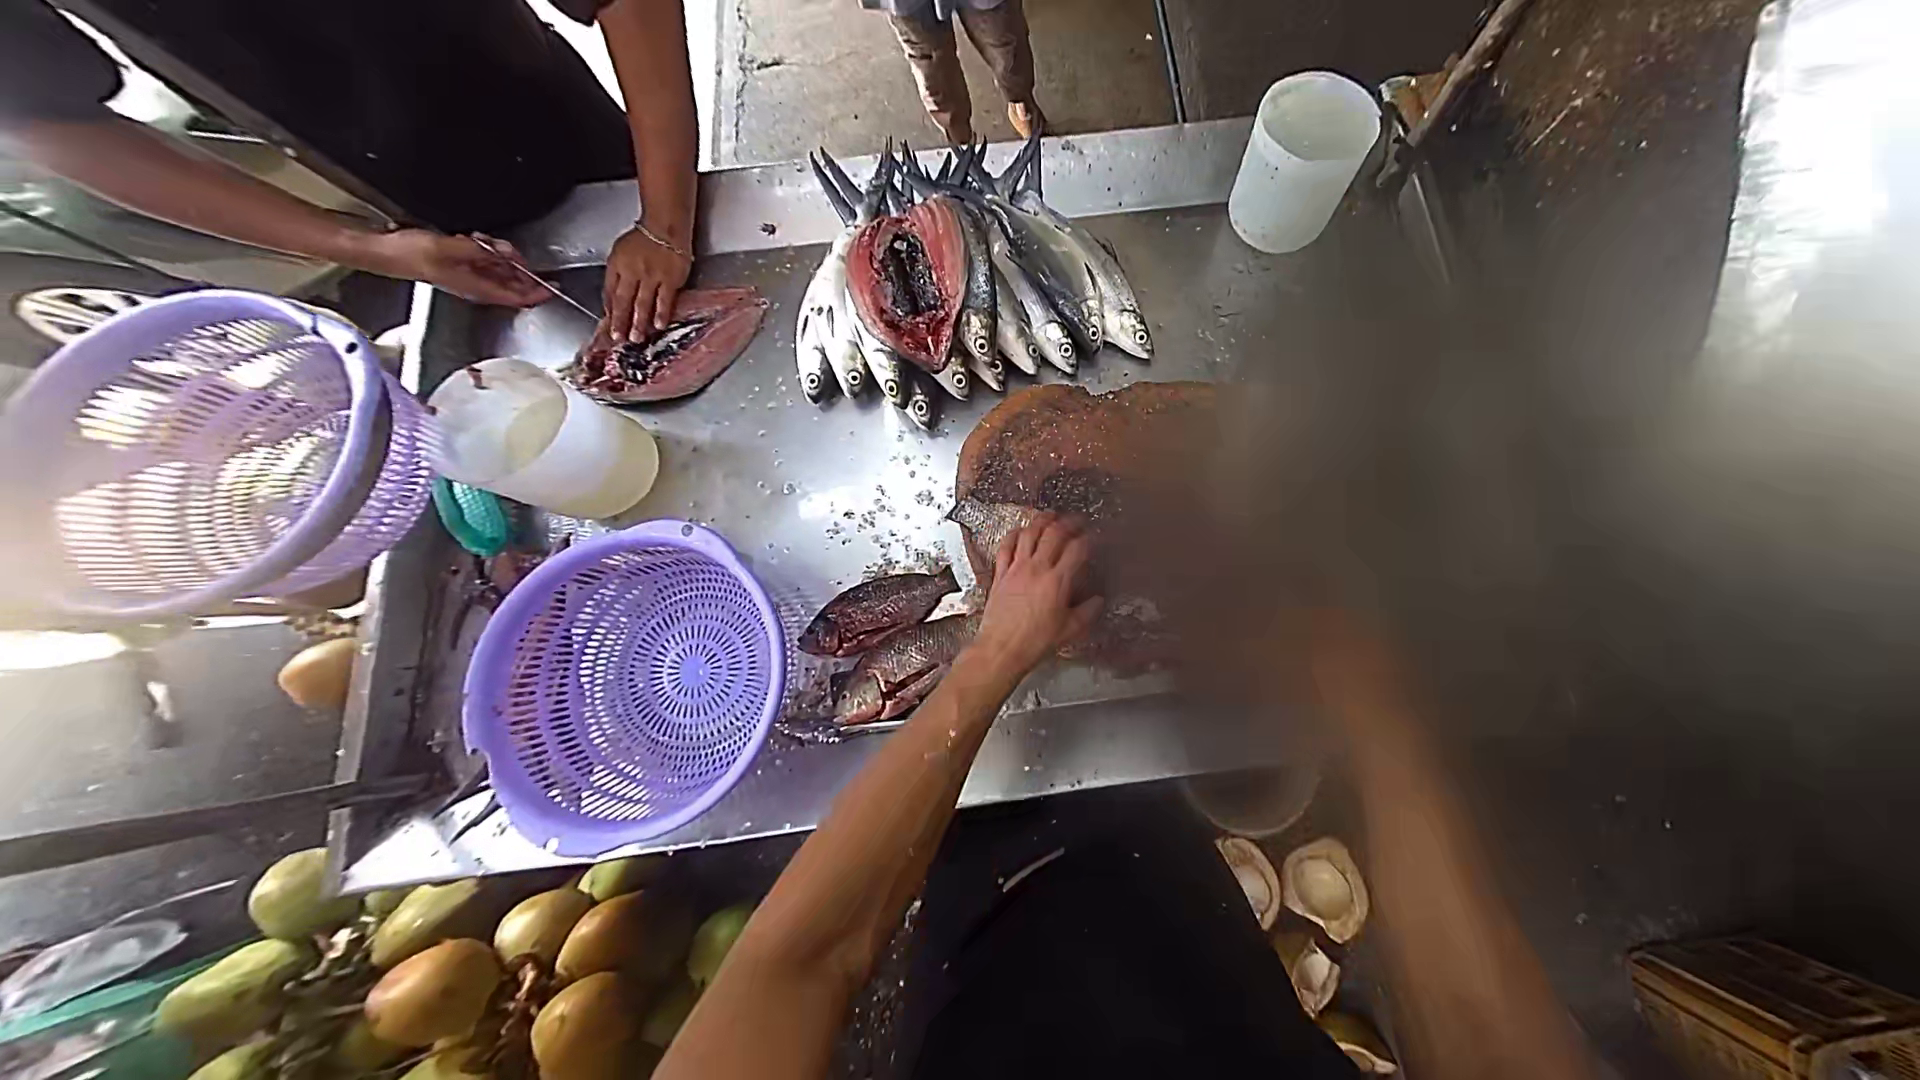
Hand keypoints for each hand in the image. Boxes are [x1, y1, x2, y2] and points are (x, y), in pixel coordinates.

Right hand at [359, 229, 548, 306]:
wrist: (384, 251)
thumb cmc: (412, 254)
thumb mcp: (452, 248)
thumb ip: (481, 251)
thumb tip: (501, 253)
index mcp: (481, 290)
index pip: (521, 297)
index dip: (540, 292)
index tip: (555, 285)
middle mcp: (480, 287)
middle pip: (514, 282)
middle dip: (517, 265)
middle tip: (506, 249)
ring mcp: (471, 277)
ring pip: (500, 269)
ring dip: (499, 256)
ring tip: (484, 242)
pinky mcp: (461, 266)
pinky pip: (484, 261)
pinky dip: (485, 251)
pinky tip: (474, 240)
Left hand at [604, 225, 693, 340]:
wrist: (664, 228)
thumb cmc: (643, 241)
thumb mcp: (620, 254)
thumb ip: (616, 276)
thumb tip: (612, 301)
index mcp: (617, 265)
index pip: (610, 291)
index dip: (610, 311)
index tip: (609, 328)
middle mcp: (632, 272)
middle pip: (624, 300)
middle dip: (620, 321)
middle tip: (619, 339)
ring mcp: (652, 276)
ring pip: (643, 303)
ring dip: (639, 322)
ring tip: (636, 338)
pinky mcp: (670, 279)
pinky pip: (664, 299)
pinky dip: (661, 313)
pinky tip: (659, 325)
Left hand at [973, 513, 1103, 675]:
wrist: (1002, 649)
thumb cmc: (1034, 642)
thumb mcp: (1070, 630)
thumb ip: (1087, 612)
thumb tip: (1097, 602)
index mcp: (1057, 581)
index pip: (1077, 550)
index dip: (1089, 539)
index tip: (1094, 538)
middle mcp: (1036, 569)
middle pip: (1054, 534)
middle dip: (1068, 523)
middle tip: (1076, 521)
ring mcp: (1016, 569)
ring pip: (1029, 534)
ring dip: (1041, 521)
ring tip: (1050, 516)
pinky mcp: (1000, 575)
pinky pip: (1006, 547)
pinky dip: (1014, 535)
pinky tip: (1019, 530)